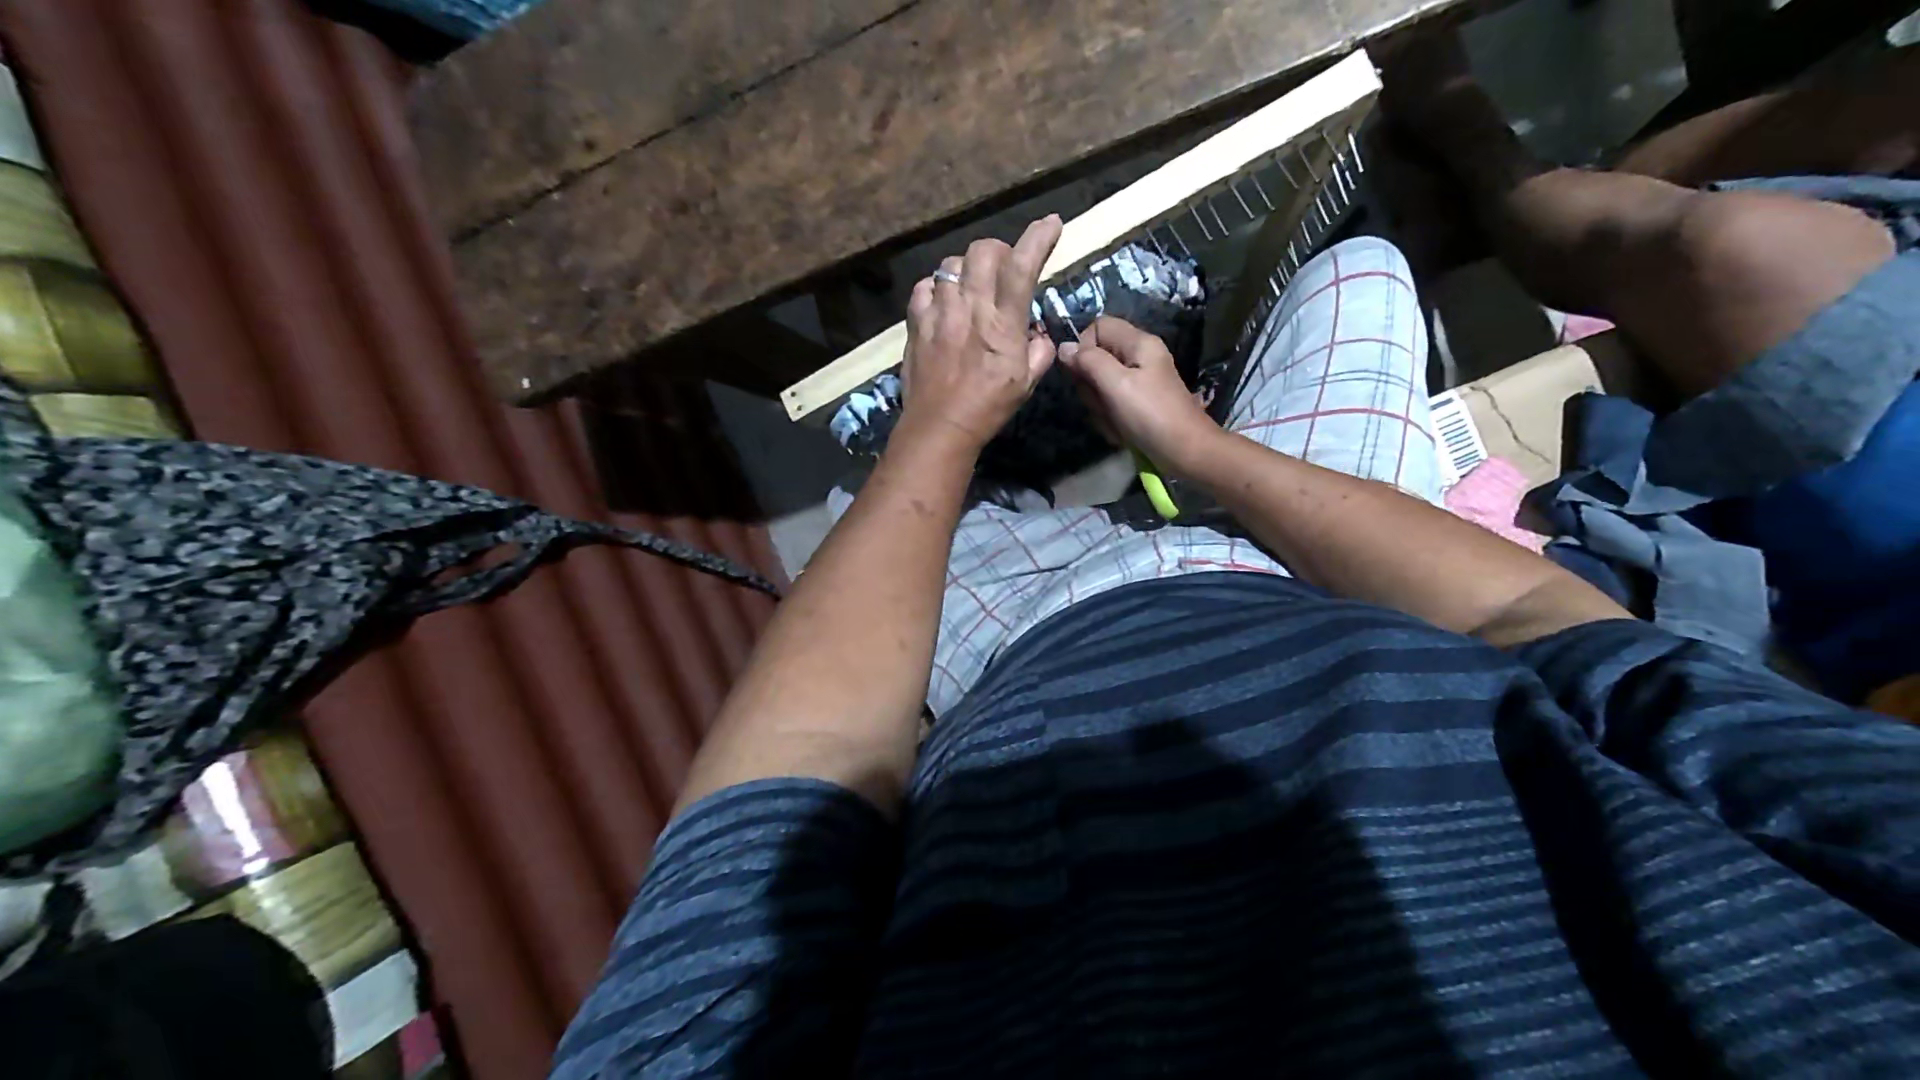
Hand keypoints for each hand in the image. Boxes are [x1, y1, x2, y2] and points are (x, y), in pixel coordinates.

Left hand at [898, 215, 1063, 453]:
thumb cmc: (988, 407)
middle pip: (983, 250)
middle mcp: (970, 308)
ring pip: (952, 264)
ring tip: (972, 290)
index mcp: (1003, 323)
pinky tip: (943, 302)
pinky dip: (937, 288)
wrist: (939, 426)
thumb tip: (1036, 332)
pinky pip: (925, 287)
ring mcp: (939, 313)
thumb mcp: (1027, 382)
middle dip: (999, 251)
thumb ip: (1039, 350)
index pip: (1023, 266)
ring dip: (968, 270)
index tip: (1052, 224)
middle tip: (1004, 270)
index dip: (1039, 238)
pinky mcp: (916, 323)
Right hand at [1057, 316, 1221, 474]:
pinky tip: (1120, 429)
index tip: (1083, 374)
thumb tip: (1063, 347)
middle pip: (1097, 356)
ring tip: (1113, 419)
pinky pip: (1111, 402)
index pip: (1098, 326)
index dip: (1084, 347)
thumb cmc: (1150, 415)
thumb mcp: (1116, 385)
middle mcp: (1140, 355)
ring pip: (1100, 383)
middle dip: (1091, 383)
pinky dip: (1110, 416)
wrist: (1185, 451)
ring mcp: (1140, 380)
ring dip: (1100, 405)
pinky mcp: (1139, 401)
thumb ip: (1089, 362)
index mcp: (1139, 342)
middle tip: (1103, 402)